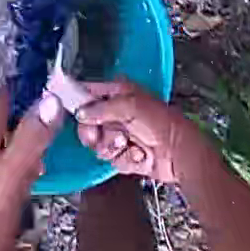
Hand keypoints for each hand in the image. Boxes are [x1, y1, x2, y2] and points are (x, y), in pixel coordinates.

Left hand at [0, 89, 63, 250]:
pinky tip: (35, 167)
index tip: (63, 90)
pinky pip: (5, 149)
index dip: (38, 87)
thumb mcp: (15, 172)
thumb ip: (33, 134)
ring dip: (31, 135)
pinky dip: (21, 153)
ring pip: (10, 130)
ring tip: (53, 145)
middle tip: (63, 123)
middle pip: (13, 108)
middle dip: (37, 113)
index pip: (14, 88)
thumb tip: (53, 97)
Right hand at [75, 79, 202, 185]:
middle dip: (93, 131)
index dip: (78, 100)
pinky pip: (110, 158)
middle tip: (97, 136)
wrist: (178, 152)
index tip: (71, 110)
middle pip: (87, 121)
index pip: (88, 92)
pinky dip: (123, 158)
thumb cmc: (157, 121)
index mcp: (117, 92)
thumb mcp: (129, 106)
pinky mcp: (123, 155)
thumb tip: (80, 112)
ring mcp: (118, 134)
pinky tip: (137, 154)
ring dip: (111, 145)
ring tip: (127, 143)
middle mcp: (115, 111)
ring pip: (97, 142)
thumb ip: (101, 108)